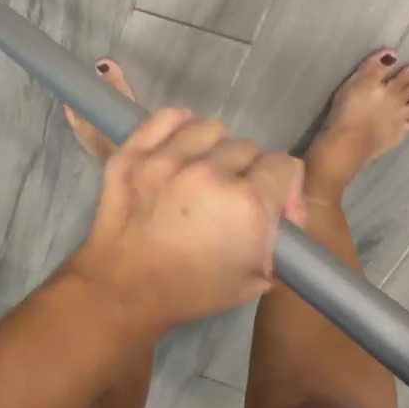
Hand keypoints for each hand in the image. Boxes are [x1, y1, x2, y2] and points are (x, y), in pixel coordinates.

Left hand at [63, 108, 303, 331]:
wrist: (123, 288)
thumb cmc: (192, 290)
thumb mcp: (258, 277)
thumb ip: (280, 234)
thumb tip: (285, 206)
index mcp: (247, 203)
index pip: (283, 165)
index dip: (281, 187)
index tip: (268, 204)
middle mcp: (210, 172)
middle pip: (246, 148)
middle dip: (244, 173)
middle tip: (226, 197)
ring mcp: (166, 159)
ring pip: (210, 129)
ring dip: (212, 149)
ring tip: (200, 173)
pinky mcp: (132, 153)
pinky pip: (167, 117)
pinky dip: (177, 127)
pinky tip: (178, 147)